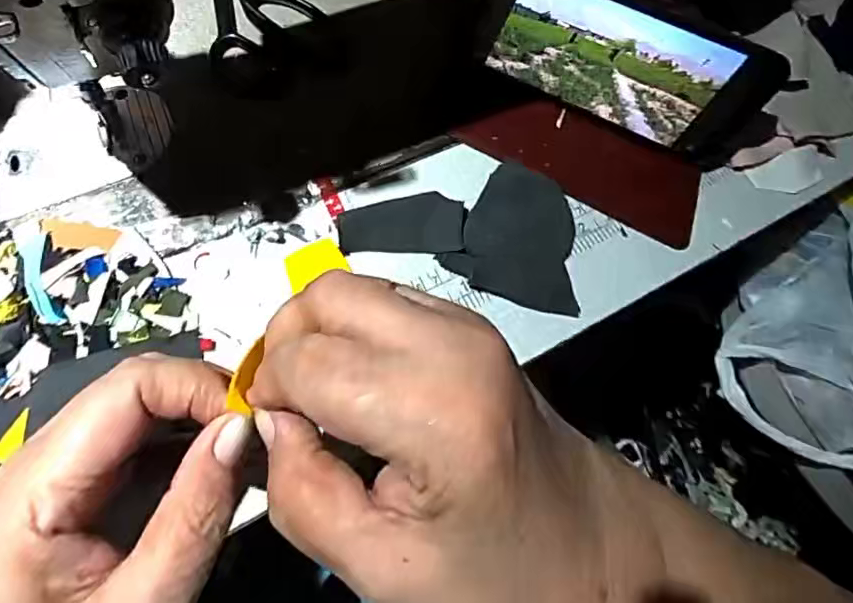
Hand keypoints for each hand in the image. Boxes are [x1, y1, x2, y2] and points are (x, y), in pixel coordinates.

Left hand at [0, 356, 253, 602]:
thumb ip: (191, 518)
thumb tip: (241, 428)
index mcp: (34, 484)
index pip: (134, 383)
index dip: (201, 386)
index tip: (250, 420)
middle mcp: (43, 463)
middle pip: (143, 386)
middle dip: (209, 398)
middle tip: (259, 434)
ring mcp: (64, 474)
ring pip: (152, 407)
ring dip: (208, 420)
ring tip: (253, 453)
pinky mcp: (88, 490)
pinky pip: (150, 441)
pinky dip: (195, 445)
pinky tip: (229, 470)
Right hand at [247, 271, 653, 602]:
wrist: (582, 532)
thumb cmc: (500, 566)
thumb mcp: (385, 567)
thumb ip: (305, 497)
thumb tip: (272, 427)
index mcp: (436, 407)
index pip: (310, 358)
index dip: (269, 392)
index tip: (270, 429)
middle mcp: (454, 342)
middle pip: (327, 294)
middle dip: (286, 341)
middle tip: (285, 403)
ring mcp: (465, 322)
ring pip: (355, 285)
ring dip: (320, 331)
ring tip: (320, 395)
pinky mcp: (468, 320)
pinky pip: (387, 297)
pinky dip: (354, 328)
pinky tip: (359, 382)